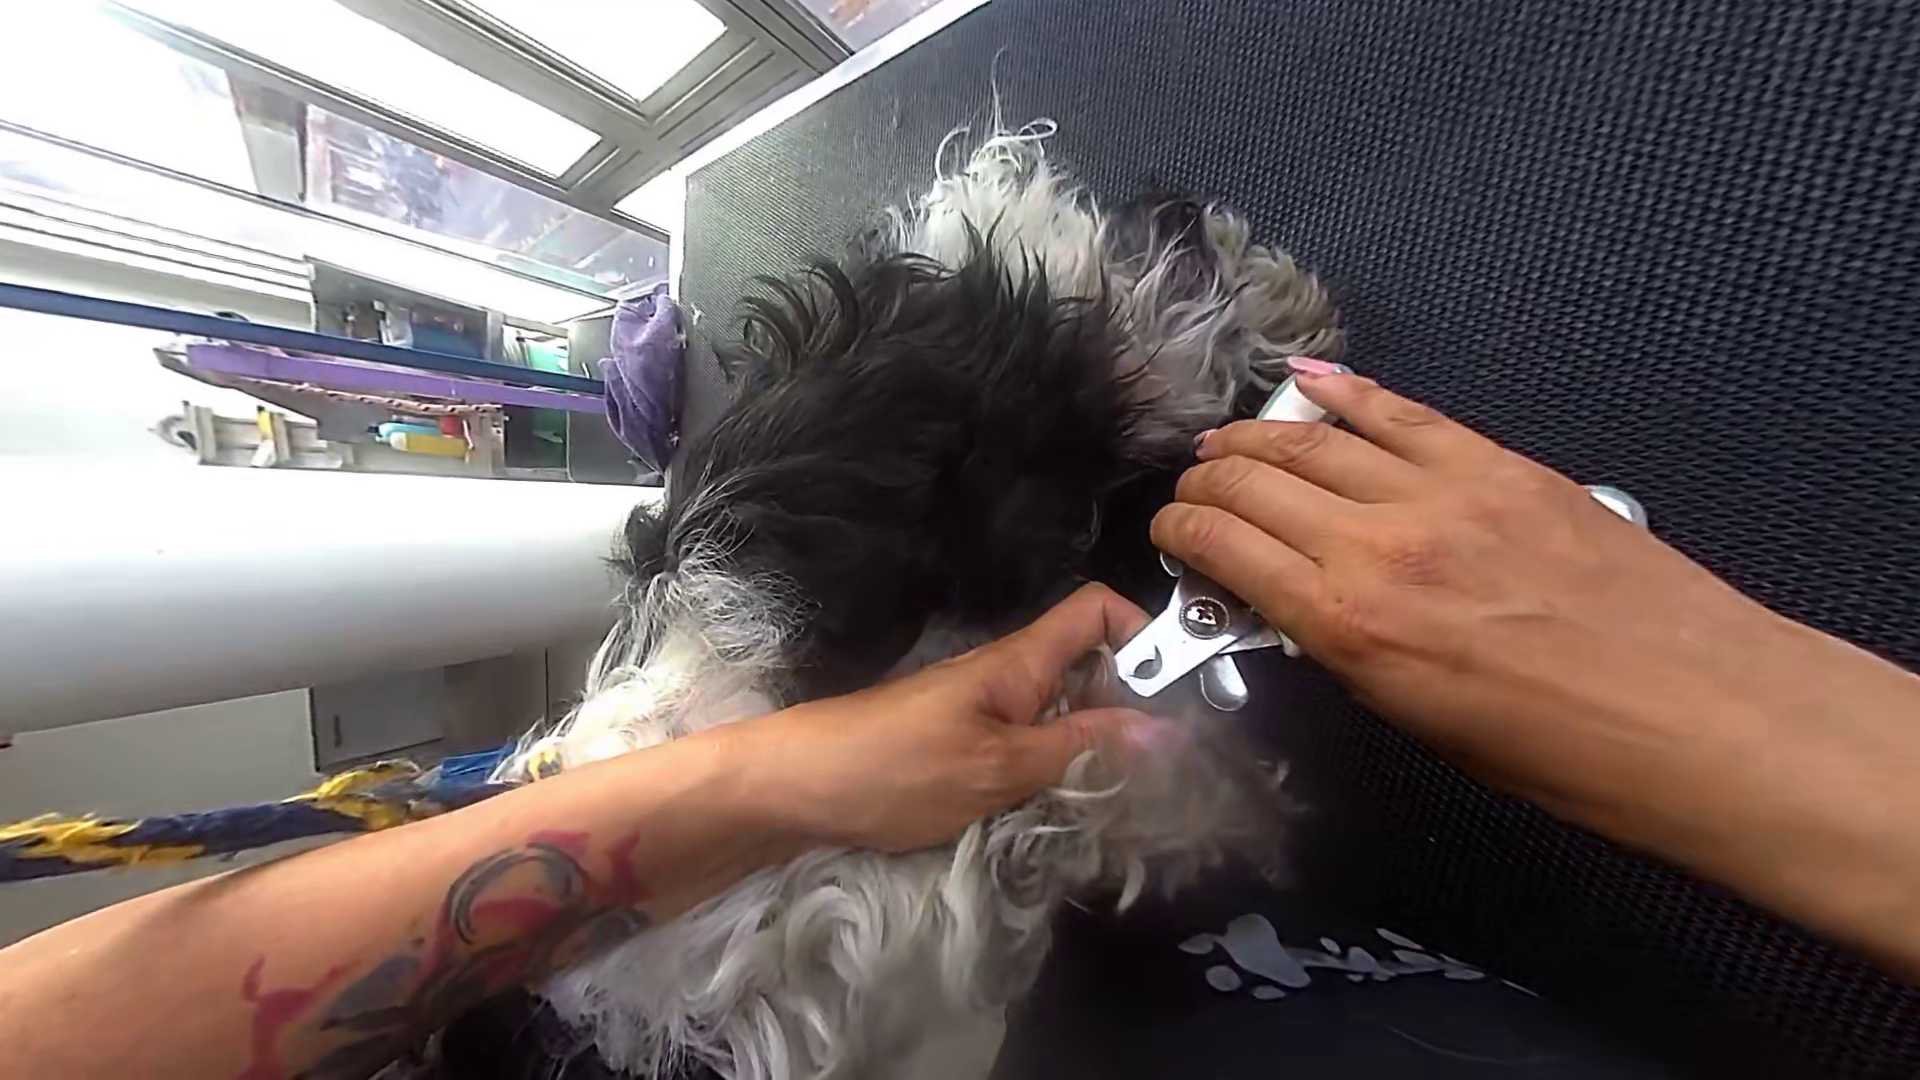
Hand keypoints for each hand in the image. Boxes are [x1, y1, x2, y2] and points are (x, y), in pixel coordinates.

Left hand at [723, 584, 1160, 851]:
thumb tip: (1164, 730)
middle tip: (1161, 761)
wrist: (806, 783)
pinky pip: (1033, 733)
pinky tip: (1068, 796)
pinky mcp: (969, 735)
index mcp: (1021, 660)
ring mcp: (989, 703)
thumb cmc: (899, 767)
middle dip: (1132, 699)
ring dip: (1099, 736)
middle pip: (1090, 658)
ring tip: (1126, 787)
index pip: (1096, 609)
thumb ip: (1080, 746)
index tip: (1174, 690)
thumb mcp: (999, 766)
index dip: (1141, 632)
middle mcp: (1010, 671)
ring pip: (1065, 702)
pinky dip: (1061, 757)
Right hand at [1150, 367, 1919, 973]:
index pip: (1218, 543)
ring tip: (1222, 441)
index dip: (1175, 528)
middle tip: (1189, 488)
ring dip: (1249, 436)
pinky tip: (1304, 378)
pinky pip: (1397, 411)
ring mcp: (1437, 492)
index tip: (1167, 532)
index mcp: (1342, 619)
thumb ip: (1317, 633)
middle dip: (1200, 481)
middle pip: (1249, 480)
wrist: (1709, 723)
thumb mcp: (1391, 704)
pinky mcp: (1494, 464)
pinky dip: (1342, 390)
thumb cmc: (1535, 743)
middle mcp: (1374, 544)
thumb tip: (1268, 590)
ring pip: (1307, 440)